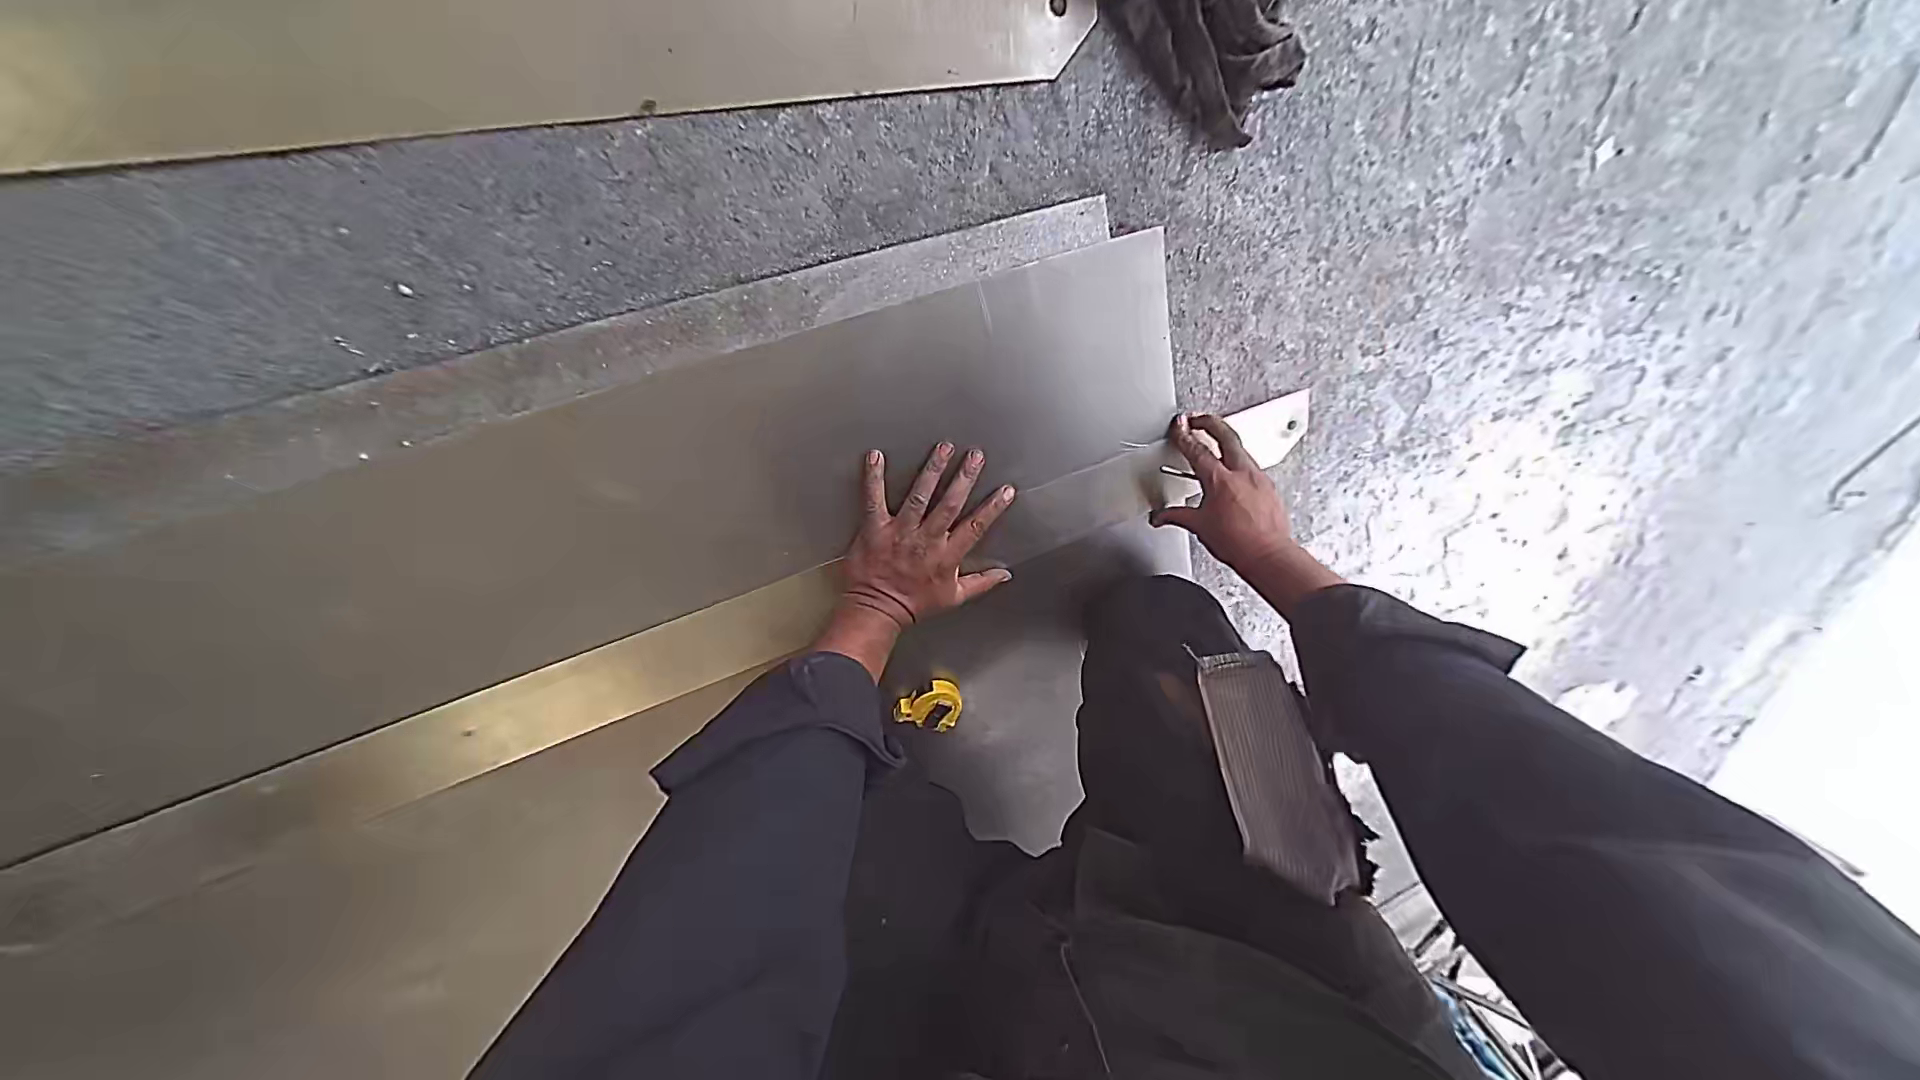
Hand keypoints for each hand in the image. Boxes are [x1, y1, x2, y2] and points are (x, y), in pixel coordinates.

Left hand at [813, 442, 1017, 678]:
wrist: (876, 611)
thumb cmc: (913, 605)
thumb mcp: (954, 597)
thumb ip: (981, 583)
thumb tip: (1005, 575)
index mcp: (947, 555)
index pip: (976, 526)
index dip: (993, 507)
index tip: (1006, 490)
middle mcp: (926, 539)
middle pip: (950, 503)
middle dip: (964, 477)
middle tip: (975, 455)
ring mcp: (900, 532)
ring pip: (920, 495)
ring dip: (932, 470)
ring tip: (943, 448)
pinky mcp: (875, 528)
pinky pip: (874, 499)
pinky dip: (874, 477)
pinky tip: (876, 457)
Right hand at [1149, 413, 1342, 615]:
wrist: (1268, 555)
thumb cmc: (1238, 543)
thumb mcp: (1199, 526)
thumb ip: (1176, 516)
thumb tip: (1160, 516)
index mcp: (1220, 481)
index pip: (1197, 451)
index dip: (1184, 435)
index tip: (1179, 426)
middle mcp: (1242, 474)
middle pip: (1225, 435)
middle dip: (1209, 422)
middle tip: (1198, 418)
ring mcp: (1258, 478)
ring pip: (1241, 448)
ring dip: (1225, 440)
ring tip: (1215, 439)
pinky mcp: (1268, 486)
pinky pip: (1252, 465)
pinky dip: (1238, 461)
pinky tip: (1233, 469)